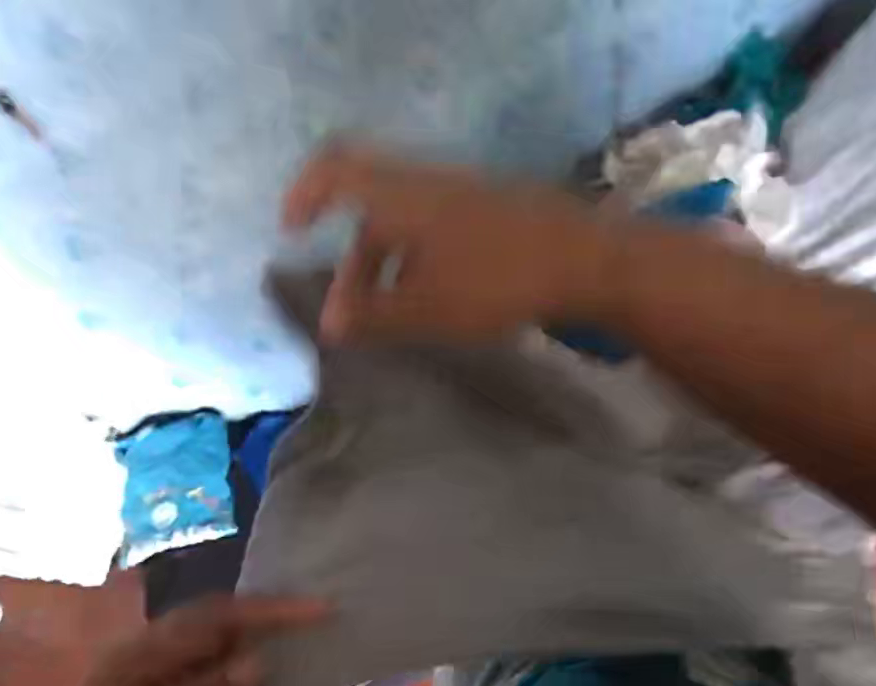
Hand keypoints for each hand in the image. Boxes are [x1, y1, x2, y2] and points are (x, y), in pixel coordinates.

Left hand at [0, 595, 326, 685]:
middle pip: (214, 619)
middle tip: (322, 613)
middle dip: (268, 612)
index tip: (317, 611)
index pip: (206, 620)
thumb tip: (257, 661)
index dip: (264, 611)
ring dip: (260, 633)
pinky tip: (275, 669)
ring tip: (309, 631)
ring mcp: (154, 676)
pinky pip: (215, 667)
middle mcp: (142, 657)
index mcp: (130, 663)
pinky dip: (247, 662)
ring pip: (216, 640)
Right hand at [281, 141, 620, 344]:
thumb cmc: (496, 282)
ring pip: (407, 225)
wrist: (584, 261)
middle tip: (354, 312)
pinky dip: (420, 261)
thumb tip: (329, 325)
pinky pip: (437, 230)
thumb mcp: (426, 309)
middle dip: (355, 264)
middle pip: (372, 212)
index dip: (305, 194)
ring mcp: (464, 195)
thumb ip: (373, 316)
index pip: (335, 170)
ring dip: (389, 268)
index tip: (291, 231)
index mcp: (400, 195)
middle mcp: (428, 184)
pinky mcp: (492, 211)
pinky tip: (436, 298)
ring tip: (395, 316)